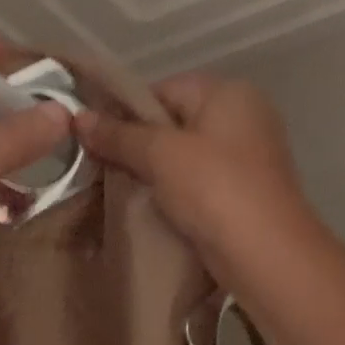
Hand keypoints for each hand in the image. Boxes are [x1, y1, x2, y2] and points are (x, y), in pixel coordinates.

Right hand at [76, 73, 317, 274]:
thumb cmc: (214, 189)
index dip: (126, 111)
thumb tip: (79, 118)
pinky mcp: (245, 192)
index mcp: (229, 93)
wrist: (266, 255)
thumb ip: (119, 134)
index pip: (164, 89)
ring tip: (122, 189)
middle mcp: (244, 116)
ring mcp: (248, 156)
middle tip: (103, 166)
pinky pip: (198, 182)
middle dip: (137, 143)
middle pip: (174, 121)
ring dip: (153, 171)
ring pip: (184, 155)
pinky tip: (151, 208)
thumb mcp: (159, 154)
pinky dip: (174, 192)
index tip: (96, 139)